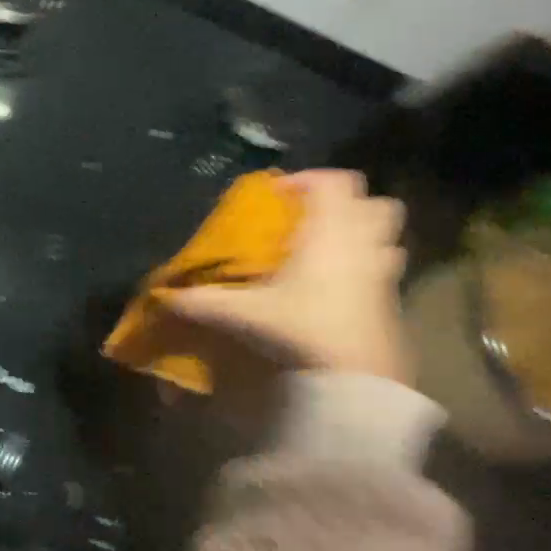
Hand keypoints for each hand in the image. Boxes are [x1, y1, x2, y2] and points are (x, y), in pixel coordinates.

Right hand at [164, 170, 410, 383]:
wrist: (353, 371)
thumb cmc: (300, 326)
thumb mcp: (240, 314)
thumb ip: (200, 302)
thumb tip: (163, 297)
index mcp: (330, 233)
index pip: (331, 183)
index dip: (305, 180)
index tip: (276, 193)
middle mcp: (361, 243)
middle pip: (370, 202)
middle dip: (343, 206)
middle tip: (308, 223)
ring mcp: (381, 270)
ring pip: (383, 235)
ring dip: (358, 235)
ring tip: (323, 253)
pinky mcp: (387, 298)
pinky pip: (380, 268)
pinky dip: (359, 268)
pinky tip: (331, 288)